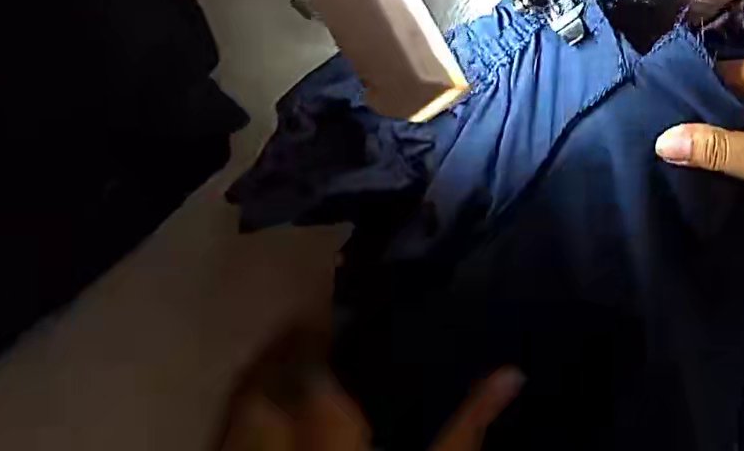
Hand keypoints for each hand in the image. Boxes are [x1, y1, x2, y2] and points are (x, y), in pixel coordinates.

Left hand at [218, 325, 522, 450]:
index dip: (313, 341)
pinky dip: (232, 427)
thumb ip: (466, 429)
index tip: (326, 307)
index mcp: (332, 447)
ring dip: (250, 389)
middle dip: (276, 357)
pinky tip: (252, 416)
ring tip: (274, 355)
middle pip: (262, 401)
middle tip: (301, 320)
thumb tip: (512, 374)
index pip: (314, 382)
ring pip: (230, 430)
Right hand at [654, 58, 743, 224]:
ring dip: (720, 124)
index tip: (658, 117)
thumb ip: (719, 148)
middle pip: (730, 87)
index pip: (722, 74)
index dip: (691, 95)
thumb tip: (665, 139)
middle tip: (666, 137)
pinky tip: (717, 152)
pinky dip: (738, 132)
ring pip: (741, 104)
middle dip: (703, 111)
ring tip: (683, 146)